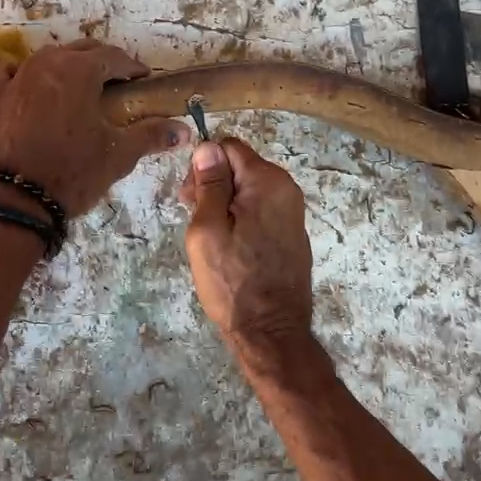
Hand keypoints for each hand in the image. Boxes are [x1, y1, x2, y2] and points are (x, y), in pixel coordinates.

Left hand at [0, 40, 190, 217]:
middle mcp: (48, 63)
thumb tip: (183, 130)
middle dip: (102, 63)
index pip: (114, 57)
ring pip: (47, 58)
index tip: (143, 81)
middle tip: (118, 85)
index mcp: (81, 69)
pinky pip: (3, 73)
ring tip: (80, 88)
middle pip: (82, 51)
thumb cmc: (74, 170)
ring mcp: (18, 78)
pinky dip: (14, 74)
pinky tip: (24, 85)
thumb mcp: (119, 153)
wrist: (17, 200)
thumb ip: (151, 134)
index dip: (132, 68)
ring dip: (66, 66)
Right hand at [180, 137, 313, 358]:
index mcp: (267, 181)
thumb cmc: (232, 281)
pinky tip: (229, 246)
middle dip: (213, 183)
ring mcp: (292, 212)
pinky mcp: (292, 233)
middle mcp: (286, 189)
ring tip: (209, 237)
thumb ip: (209, 184)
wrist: (272, 333)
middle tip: (192, 217)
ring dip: (224, 203)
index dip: (203, 165)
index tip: (188, 196)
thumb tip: (207, 147)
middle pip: (240, 166)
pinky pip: (261, 209)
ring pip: (248, 189)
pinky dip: (241, 218)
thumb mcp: (207, 229)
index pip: (229, 147)